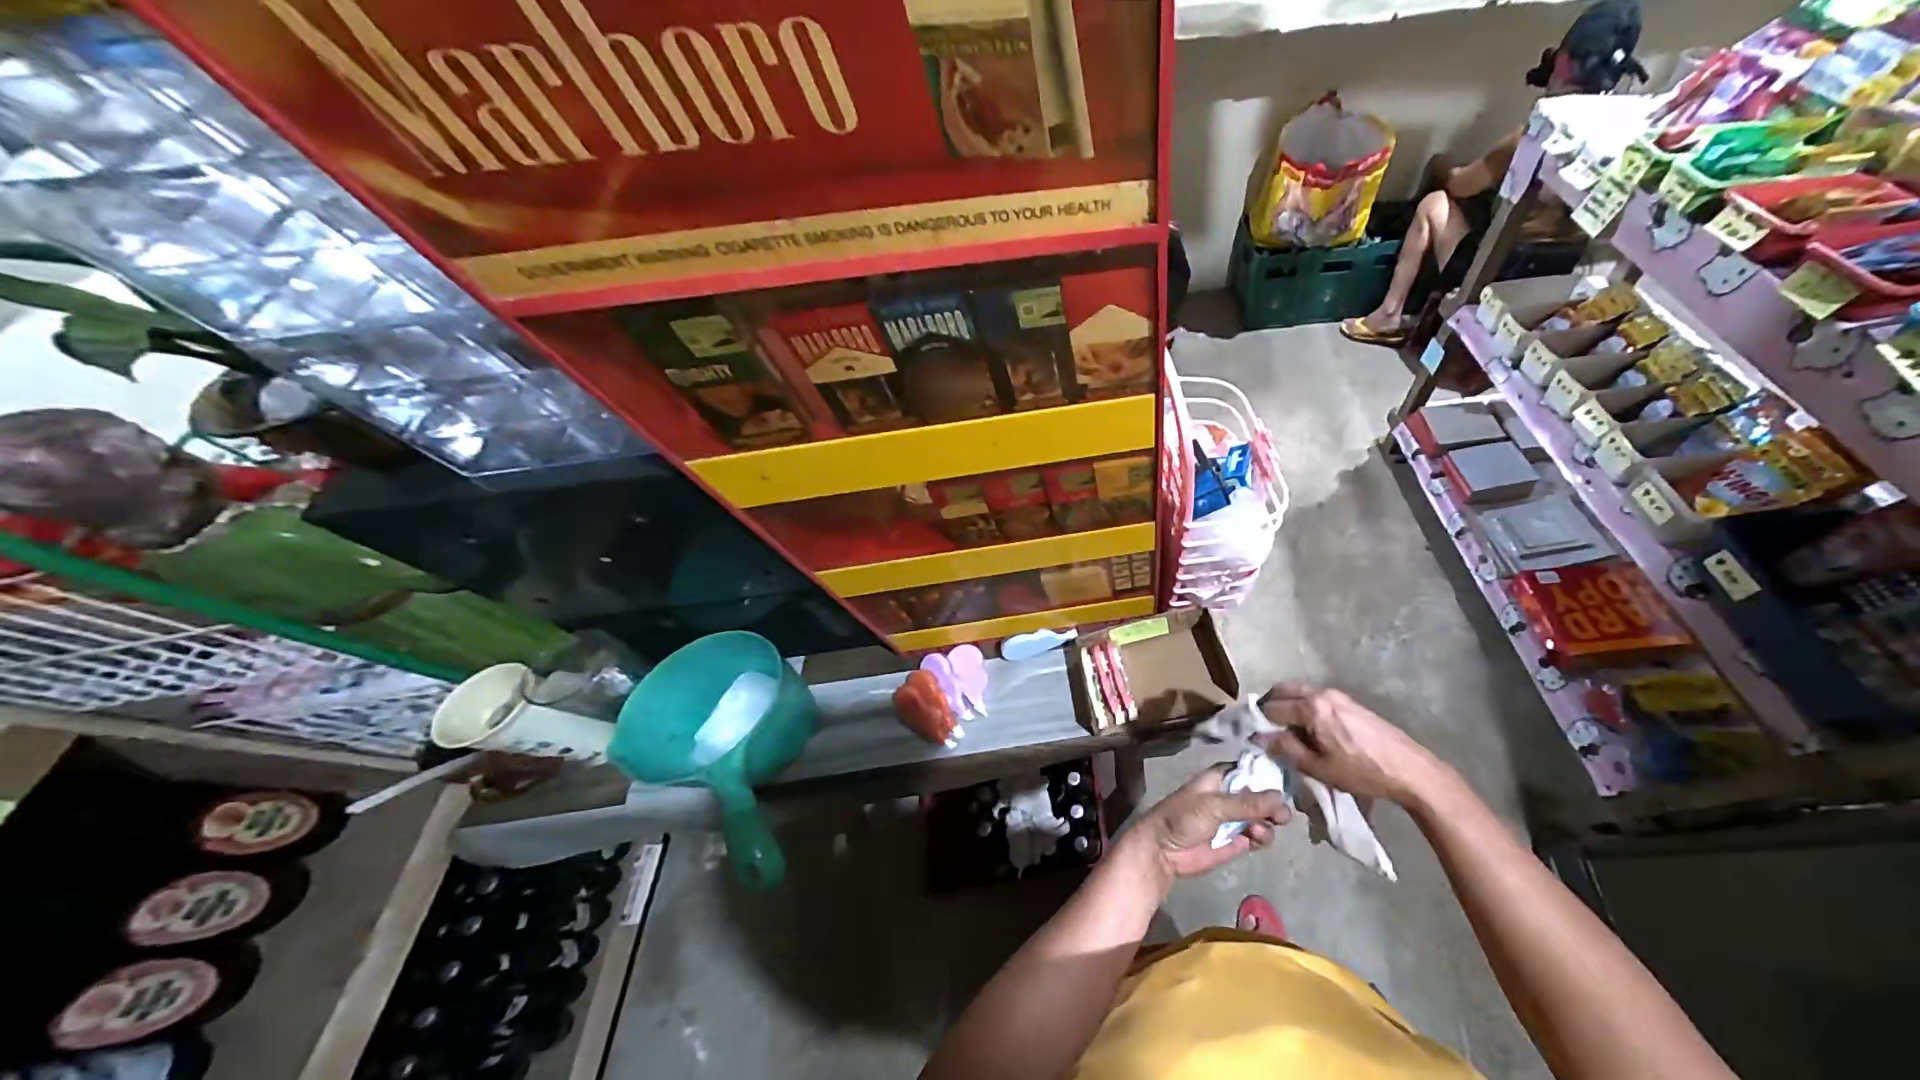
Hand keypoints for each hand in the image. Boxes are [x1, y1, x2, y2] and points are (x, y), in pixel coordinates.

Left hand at [1117, 765, 1288, 882]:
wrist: (1164, 851)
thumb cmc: (1182, 817)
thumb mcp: (1213, 806)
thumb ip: (1246, 803)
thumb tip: (1280, 797)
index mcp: (1220, 778)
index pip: (1250, 770)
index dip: (1268, 774)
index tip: (1288, 780)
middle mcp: (1231, 795)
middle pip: (1262, 795)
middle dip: (1274, 803)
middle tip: (1282, 815)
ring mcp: (1235, 818)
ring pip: (1264, 816)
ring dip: (1269, 822)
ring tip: (1260, 829)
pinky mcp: (1237, 840)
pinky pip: (1259, 835)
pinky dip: (1263, 837)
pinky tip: (1258, 838)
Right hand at [1258, 682, 1447, 805]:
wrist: (1411, 770)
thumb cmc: (1362, 772)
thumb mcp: (1318, 767)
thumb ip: (1285, 748)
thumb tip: (1260, 738)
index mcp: (1311, 708)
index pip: (1271, 708)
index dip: (1258, 722)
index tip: (1253, 736)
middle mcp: (1322, 694)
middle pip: (1282, 690)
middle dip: (1269, 706)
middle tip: (1265, 729)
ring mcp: (1338, 695)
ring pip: (1299, 692)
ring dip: (1287, 705)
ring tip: (1287, 731)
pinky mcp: (1350, 702)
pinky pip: (1315, 697)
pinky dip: (1303, 707)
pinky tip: (1310, 729)